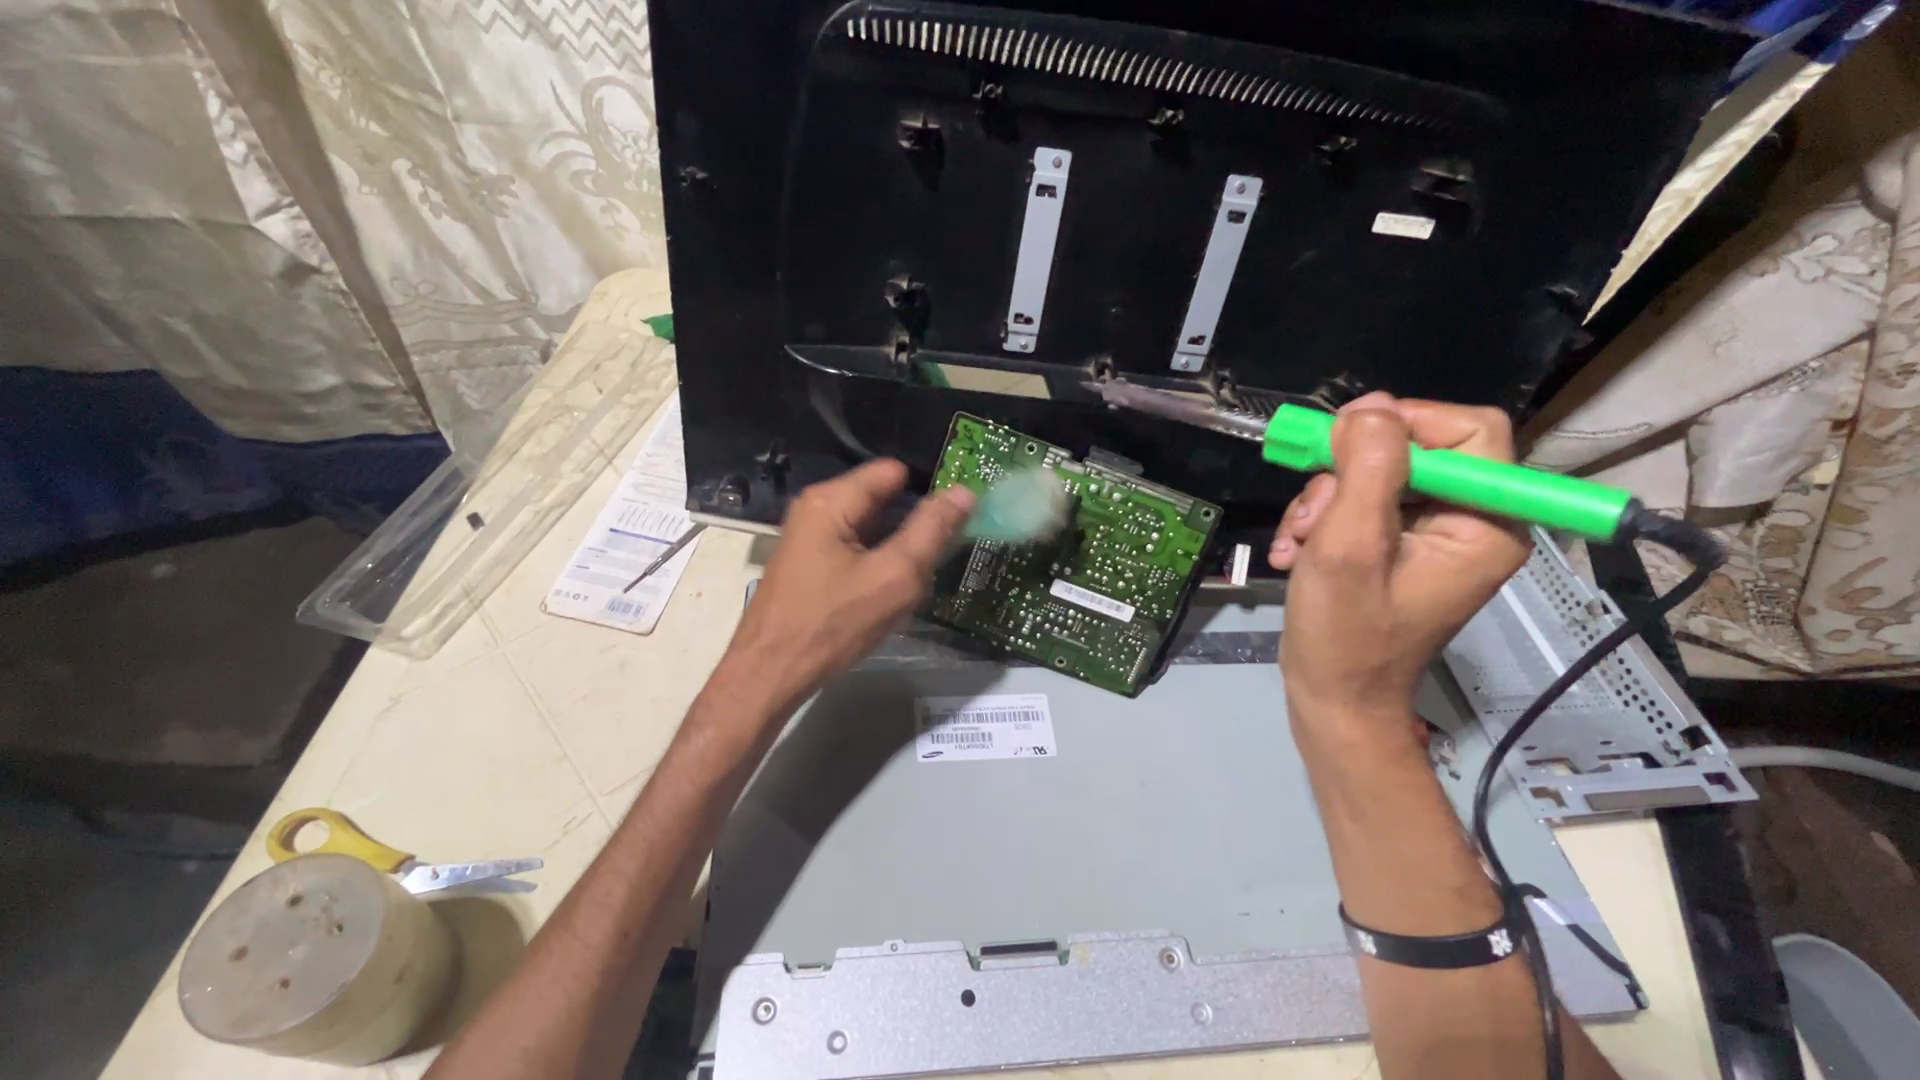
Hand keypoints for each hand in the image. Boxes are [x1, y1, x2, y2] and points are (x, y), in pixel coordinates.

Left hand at [723, 459, 975, 708]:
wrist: (769, 675)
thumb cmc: (831, 625)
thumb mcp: (893, 577)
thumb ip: (931, 531)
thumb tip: (965, 492)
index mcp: (832, 501)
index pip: (894, 472)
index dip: (929, 489)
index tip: (958, 518)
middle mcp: (817, 509)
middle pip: (883, 498)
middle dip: (915, 523)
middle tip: (945, 553)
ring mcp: (810, 538)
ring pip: (872, 529)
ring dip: (899, 549)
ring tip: (922, 577)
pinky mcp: (810, 565)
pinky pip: (857, 550)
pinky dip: (879, 565)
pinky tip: (893, 593)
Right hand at [1270, 393, 1530, 739]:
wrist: (1333, 701)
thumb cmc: (1345, 637)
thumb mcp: (1349, 548)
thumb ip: (1366, 471)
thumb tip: (1370, 406)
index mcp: (1485, 523)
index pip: (1470, 430)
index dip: (1407, 421)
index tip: (1344, 440)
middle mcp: (1470, 521)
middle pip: (1414, 449)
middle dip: (1347, 473)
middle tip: (1311, 510)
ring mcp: (1433, 535)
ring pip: (1376, 474)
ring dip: (1324, 500)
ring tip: (1299, 543)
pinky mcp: (1399, 546)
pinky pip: (1360, 501)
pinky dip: (1322, 518)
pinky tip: (1297, 551)